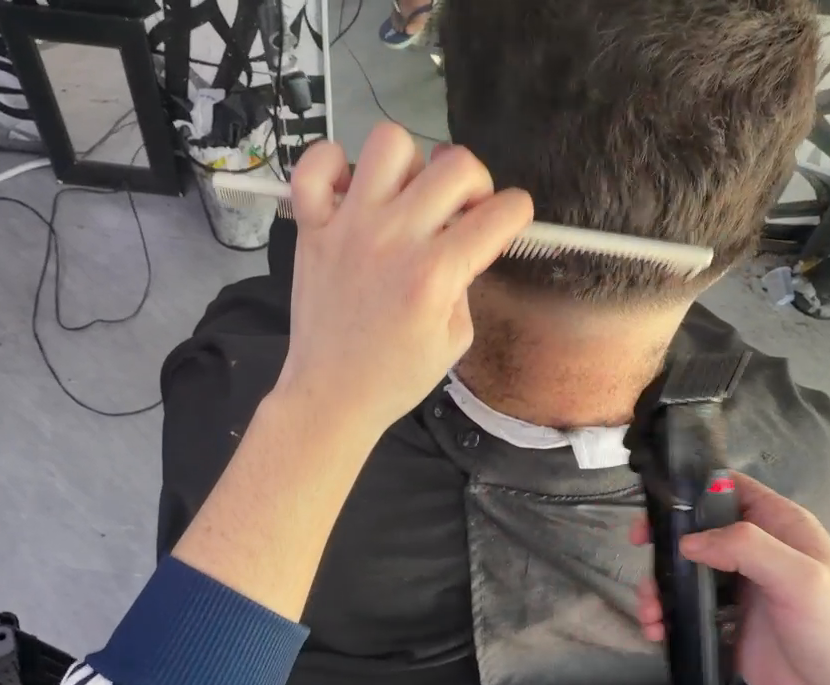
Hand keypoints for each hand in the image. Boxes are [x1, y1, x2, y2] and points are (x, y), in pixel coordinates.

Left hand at [275, 123, 533, 437]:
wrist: (332, 396)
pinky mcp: (312, 228)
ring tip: (408, 199)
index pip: (500, 214)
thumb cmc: (395, 378)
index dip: (517, 214)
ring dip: (412, 164)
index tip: (509, 222)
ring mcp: (349, 226)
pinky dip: (333, 164)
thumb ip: (465, 284)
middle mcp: (394, 239)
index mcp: (435, 275)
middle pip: (456, 165)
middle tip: (463, 213)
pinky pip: (315, 165)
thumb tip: (462, 244)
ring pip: (391, 143)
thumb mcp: (454, 341)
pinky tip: (351, 191)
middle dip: (476, 183)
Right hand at [634, 474, 829, 684]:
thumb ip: (749, 549)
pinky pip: (682, 608)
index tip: (657, 512)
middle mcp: (752, 549)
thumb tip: (687, 542)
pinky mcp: (721, 619)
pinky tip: (656, 631)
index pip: (727, 489)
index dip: (689, 492)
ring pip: (681, 571)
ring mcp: (734, 585)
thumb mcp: (802, 579)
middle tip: (640, 553)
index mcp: (777, 525)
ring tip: (651, 613)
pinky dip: (664, 616)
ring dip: (658, 587)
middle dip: (663, 544)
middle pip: (693, 530)